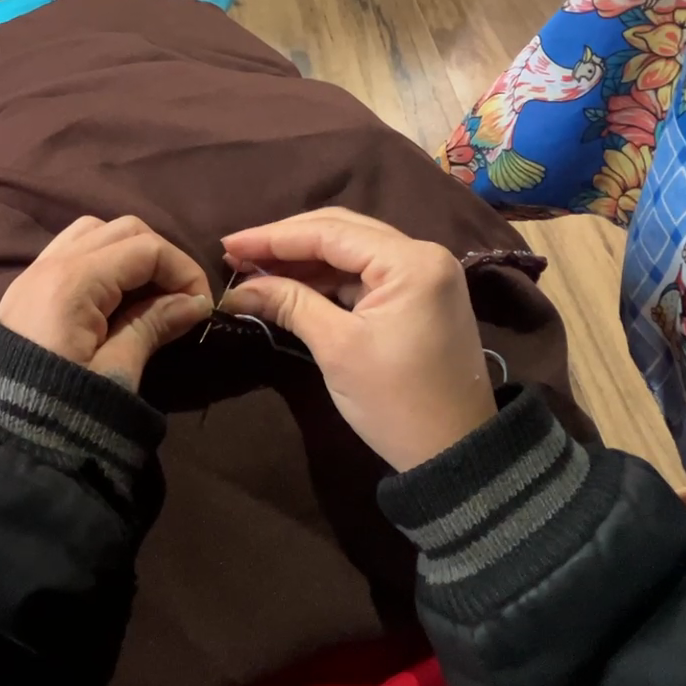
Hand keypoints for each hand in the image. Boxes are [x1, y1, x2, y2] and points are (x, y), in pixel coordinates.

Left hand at [0, 216, 213, 391]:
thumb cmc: (59, 406)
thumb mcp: (115, 373)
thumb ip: (153, 326)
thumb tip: (195, 303)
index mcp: (76, 280)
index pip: (146, 249)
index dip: (183, 271)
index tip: (201, 306)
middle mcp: (55, 261)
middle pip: (123, 229)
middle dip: (161, 256)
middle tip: (180, 298)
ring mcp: (37, 268)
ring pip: (96, 231)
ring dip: (130, 251)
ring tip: (149, 291)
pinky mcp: (28, 283)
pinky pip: (73, 246)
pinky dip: (103, 256)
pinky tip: (116, 291)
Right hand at [220, 208, 495, 470]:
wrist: (457, 455)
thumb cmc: (396, 402)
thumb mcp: (336, 349)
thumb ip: (290, 303)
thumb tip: (239, 288)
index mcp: (410, 262)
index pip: (329, 232)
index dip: (272, 237)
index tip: (227, 244)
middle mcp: (421, 254)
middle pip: (340, 230)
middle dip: (285, 242)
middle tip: (236, 253)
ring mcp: (421, 273)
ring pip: (348, 249)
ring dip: (301, 259)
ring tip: (253, 268)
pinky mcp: (415, 295)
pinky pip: (361, 273)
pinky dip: (324, 278)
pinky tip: (288, 284)